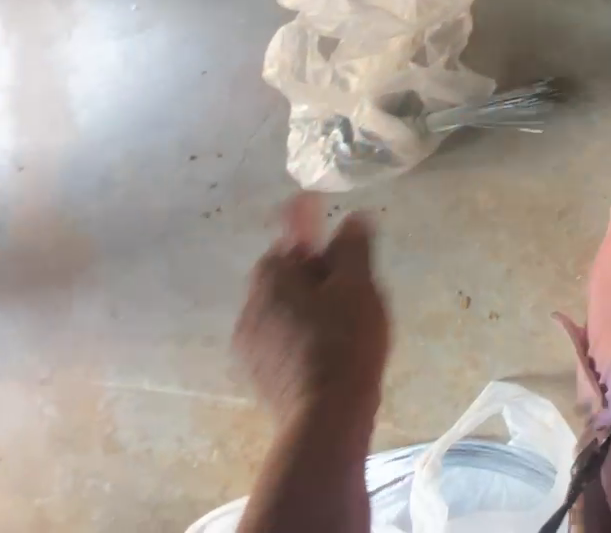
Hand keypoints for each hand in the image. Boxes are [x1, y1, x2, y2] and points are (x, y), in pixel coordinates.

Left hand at [235, 195, 389, 420]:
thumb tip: (353, 217)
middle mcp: (252, 311)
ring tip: (344, 299)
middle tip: (347, 262)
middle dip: (308, 263)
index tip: (310, 200)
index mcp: (274, 285)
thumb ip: (353, 249)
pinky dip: (302, 320)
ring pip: (280, 304)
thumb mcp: (359, 285)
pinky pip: (281, 330)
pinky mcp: (260, 370)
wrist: (326, 410)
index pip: (283, 244)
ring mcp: (251, 345)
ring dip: (306, 293)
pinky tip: (330, 331)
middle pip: (280, 275)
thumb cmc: (346, 338)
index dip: (299, 224)